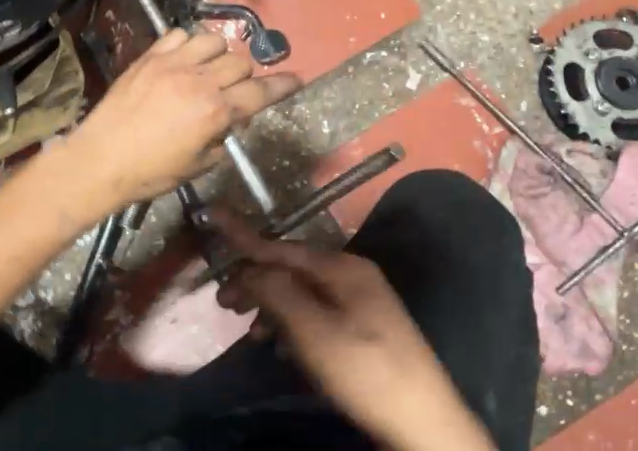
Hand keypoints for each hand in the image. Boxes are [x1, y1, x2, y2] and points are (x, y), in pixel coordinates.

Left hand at [51, 29, 299, 218]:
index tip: (295, 79)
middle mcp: (199, 81)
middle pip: (239, 62)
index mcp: (215, 112)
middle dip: (244, 76)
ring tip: (210, 68)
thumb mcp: (198, 165)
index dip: (282, 86)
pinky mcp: (150, 56)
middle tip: (234, 90)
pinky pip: (179, 35)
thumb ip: (221, 137)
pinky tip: (183, 58)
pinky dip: (188, 43)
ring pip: (213, 40)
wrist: (101, 158)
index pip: (260, 92)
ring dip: (219, 53)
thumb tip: (228, 120)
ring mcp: (173, 64)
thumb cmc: (151, 172)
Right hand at [213, 216, 493, 450]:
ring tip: (251, 333)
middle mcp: (351, 274)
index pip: (281, 245)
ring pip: (301, 292)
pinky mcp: (364, 327)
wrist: (425, 422)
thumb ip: (278, 293)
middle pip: (289, 268)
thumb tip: (248, 268)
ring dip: (271, 307)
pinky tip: (282, 346)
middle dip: (254, 282)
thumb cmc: (365, 372)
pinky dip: (292, 323)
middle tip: (224, 304)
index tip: (211, 215)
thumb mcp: (314, 332)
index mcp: (341, 267)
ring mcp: (361, 300)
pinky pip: (316, 312)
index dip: (243, 234)